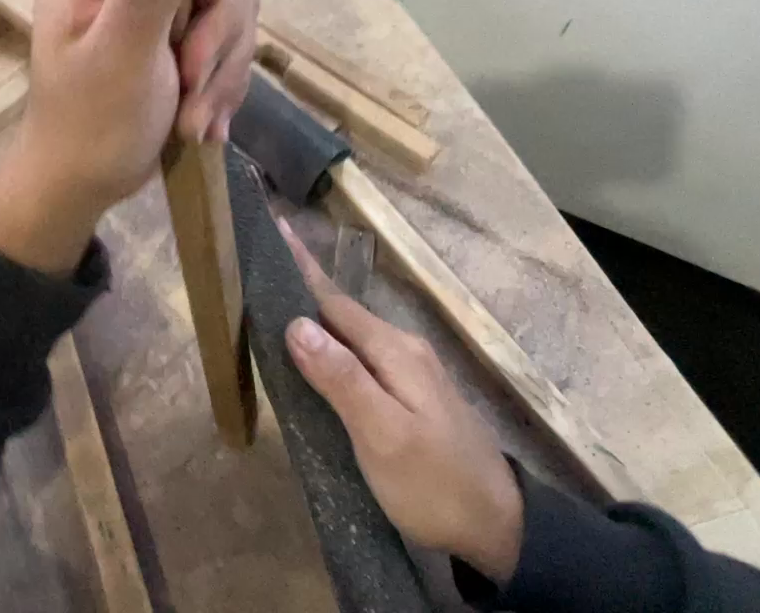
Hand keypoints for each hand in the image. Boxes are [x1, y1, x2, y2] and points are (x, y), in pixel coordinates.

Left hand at [0, 0, 256, 273]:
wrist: (85, 185)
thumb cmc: (88, 125)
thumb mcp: (122, 53)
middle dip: (220, 15)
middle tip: (194, 70)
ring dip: (224, 58)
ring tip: (194, 112)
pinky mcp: (182, 27)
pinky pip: (232, 30)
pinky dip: (225, 76)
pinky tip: (202, 118)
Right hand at [277, 215, 524, 583]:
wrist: (500, 529)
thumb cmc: (434, 482)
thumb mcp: (383, 433)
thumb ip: (341, 378)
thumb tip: (295, 323)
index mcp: (393, 349)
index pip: (334, 299)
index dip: (300, 268)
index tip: (273, 229)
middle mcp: (402, 349)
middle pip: (340, 312)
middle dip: (302, 288)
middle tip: (259, 270)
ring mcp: (410, 372)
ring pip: (350, 335)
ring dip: (315, 318)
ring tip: (274, 307)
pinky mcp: (411, 395)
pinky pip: (360, 357)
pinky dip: (332, 347)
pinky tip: (315, 357)